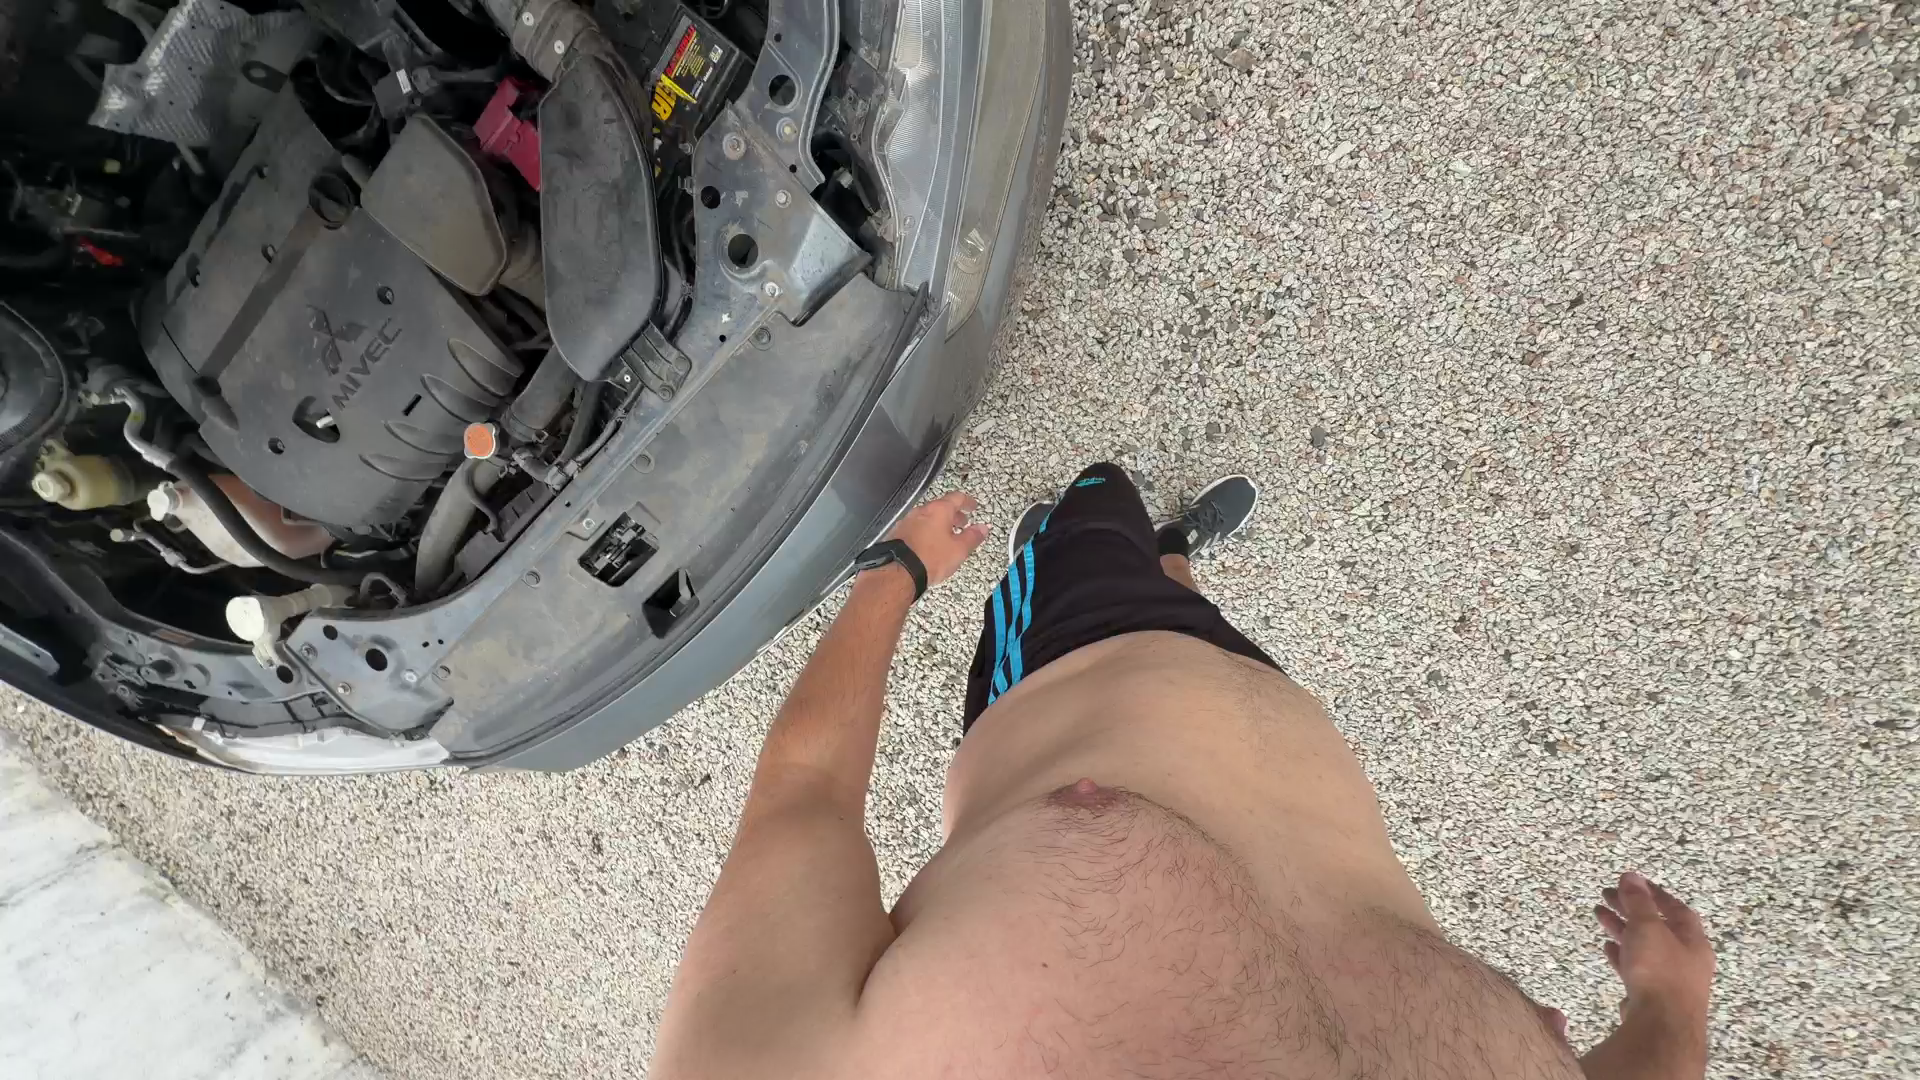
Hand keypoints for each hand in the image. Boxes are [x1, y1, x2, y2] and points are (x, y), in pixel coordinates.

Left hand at [884, 491, 988, 587]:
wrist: (898, 571)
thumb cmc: (930, 558)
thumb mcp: (959, 550)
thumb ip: (973, 537)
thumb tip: (983, 528)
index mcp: (938, 510)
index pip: (957, 498)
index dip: (967, 502)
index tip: (973, 506)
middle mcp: (921, 511)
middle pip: (940, 507)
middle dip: (953, 515)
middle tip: (962, 523)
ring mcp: (907, 521)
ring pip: (927, 518)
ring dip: (939, 524)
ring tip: (946, 537)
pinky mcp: (897, 534)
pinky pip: (916, 528)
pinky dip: (926, 532)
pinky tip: (929, 545)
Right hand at [1577, 872, 1715, 1079]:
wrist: (1661, 1022)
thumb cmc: (1659, 969)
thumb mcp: (1648, 928)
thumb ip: (1638, 902)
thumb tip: (1631, 876)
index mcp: (1692, 941)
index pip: (1677, 909)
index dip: (1654, 893)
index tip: (1631, 880)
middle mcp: (1686, 957)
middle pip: (1658, 926)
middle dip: (1632, 908)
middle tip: (1607, 894)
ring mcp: (1670, 976)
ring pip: (1644, 944)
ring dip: (1623, 927)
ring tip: (1599, 914)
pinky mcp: (1653, 990)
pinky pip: (1637, 964)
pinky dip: (1622, 951)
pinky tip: (1608, 947)